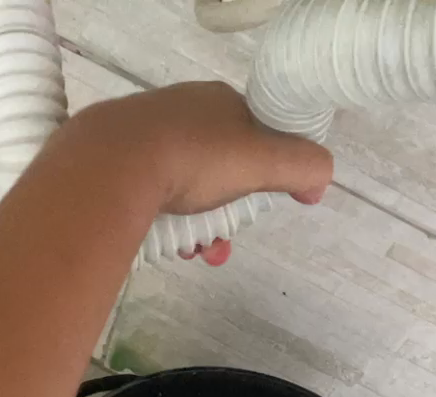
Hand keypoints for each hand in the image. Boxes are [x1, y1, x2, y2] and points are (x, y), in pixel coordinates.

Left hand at [56, 82, 332, 264]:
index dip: (259, 179)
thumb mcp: (262, 161)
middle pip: (216, 174)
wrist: (115, 164)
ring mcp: (144, 137)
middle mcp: (181, 113)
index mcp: (219, 103)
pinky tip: (165, 245)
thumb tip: (322, 181)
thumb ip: (300, 167)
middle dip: (223, 217)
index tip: (253, 210)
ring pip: (182, 191)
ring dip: (195, 230)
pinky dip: (164, 225)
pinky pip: (150, 199)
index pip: (251, 139)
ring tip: (193, 254)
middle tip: (219, 248)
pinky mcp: (114, 163)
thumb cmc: (196, 158)